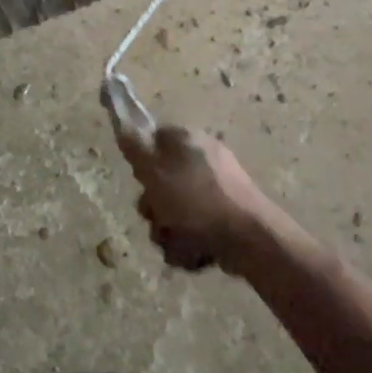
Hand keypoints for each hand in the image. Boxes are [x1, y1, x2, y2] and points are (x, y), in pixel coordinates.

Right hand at [114, 124, 271, 273]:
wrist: (248, 238)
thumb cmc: (195, 201)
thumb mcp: (154, 171)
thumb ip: (134, 146)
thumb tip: (123, 122)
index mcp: (186, 138)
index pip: (151, 141)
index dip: (141, 165)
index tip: (143, 182)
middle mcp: (203, 157)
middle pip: (161, 180)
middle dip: (154, 207)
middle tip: (158, 218)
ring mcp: (218, 186)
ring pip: (176, 208)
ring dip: (169, 230)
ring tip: (177, 242)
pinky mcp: (228, 213)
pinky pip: (196, 224)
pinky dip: (190, 240)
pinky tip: (194, 251)